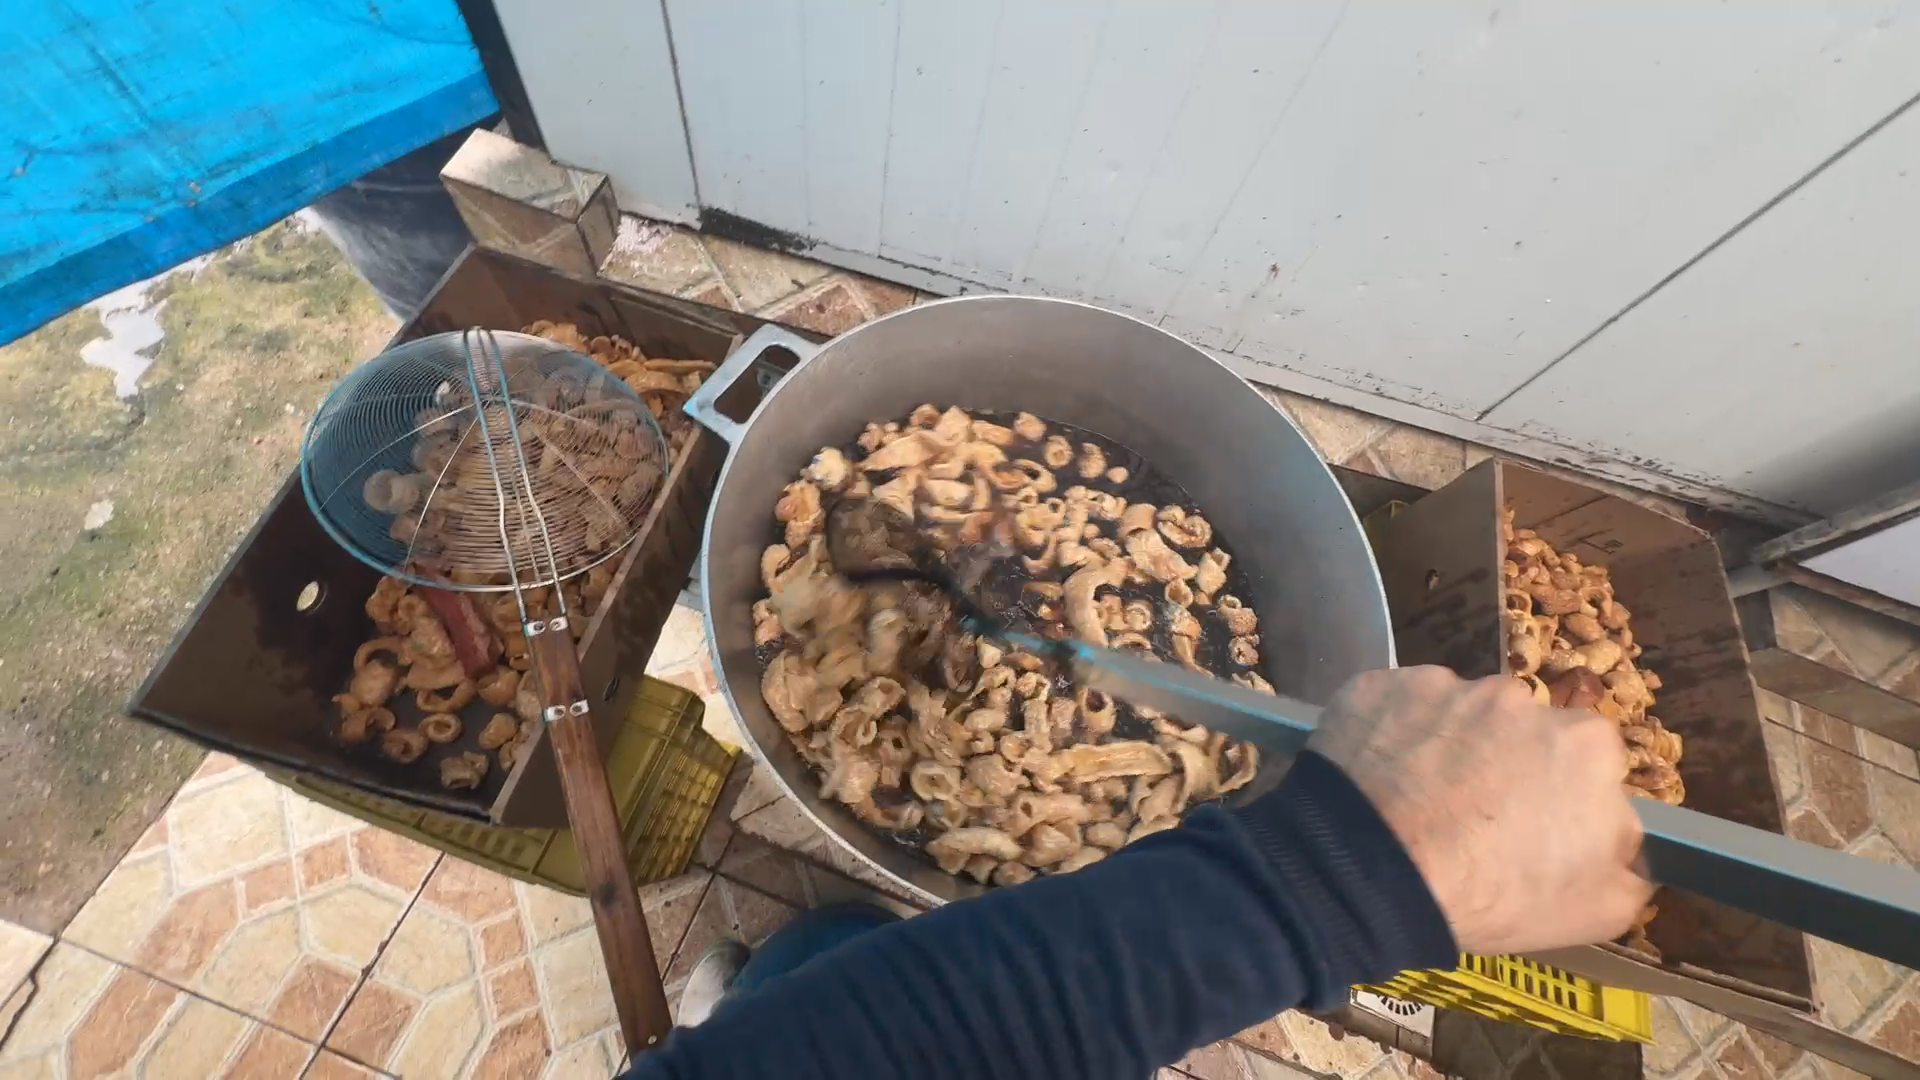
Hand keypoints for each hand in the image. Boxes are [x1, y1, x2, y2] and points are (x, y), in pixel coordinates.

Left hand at [1307, 666, 1651, 954]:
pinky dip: (1385, 728)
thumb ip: (1624, 849)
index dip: (1555, 784)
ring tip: (1410, 787)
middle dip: (1496, 752)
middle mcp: (1509, 696)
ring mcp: (1435, 685)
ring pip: (1448, 708)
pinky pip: (1390, 704)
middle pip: (1512, 721)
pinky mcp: (1373, 685)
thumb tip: (1610, 823)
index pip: (1582, 753)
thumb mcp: (1602, 903)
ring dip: (1438, 737)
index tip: (1528, 813)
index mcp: (1581, 741)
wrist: (1370, 866)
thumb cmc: (1491, 890)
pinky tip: (1373, 767)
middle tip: (1463, 801)